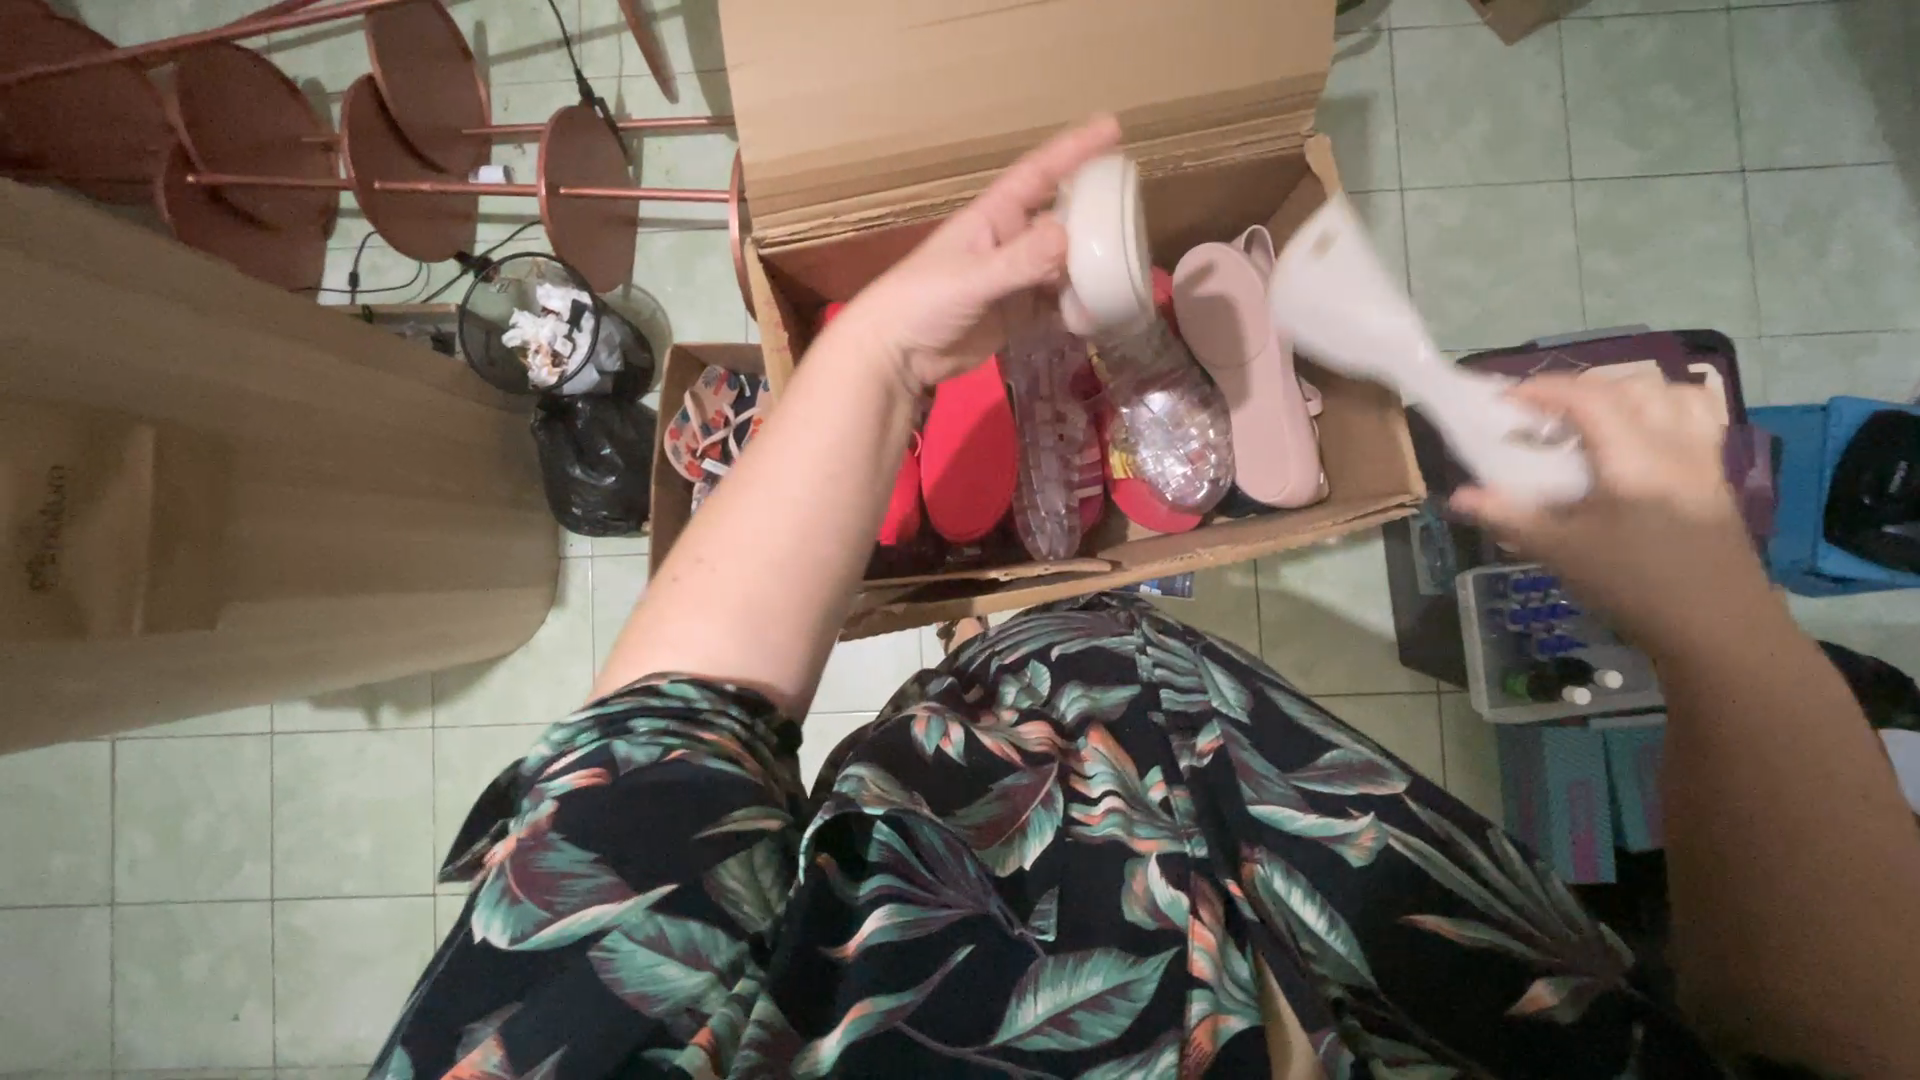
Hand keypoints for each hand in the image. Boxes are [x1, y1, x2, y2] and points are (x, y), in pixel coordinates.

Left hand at [819, 115, 1122, 396]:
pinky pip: (1055, 304)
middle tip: (1132, 210)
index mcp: (992, 218)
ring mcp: (1014, 280)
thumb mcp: (971, 278)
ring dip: (1089, 265)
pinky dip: (1076, 306)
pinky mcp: (1016, 315)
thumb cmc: (921, 302)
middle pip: (1059, 219)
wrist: (897, 355)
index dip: (1073, 150)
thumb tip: (1069, 237)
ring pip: (1062, 264)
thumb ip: (1019, 262)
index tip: (1112, 128)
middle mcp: (1008, 242)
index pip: (1038, 174)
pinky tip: (1099, 309)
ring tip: (1126, 264)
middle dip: (1093, 212)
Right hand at [1450, 372, 1770, 651]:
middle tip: (1539, 417)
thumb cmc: (1634, 585)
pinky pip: (1693, 419)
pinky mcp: (1714, 476)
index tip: (1503, 399)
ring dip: (1624, 395)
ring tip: (1587, 421)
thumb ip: (1509, 516)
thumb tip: (1459, 496)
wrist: (1718, 626)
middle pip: (1631, 387)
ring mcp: (1702, 459)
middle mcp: (1674, 446)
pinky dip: (1659, 412)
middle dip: (1578, 389)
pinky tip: (1632, 439)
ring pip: (1671, 395)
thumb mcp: (1560, 552)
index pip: (1589, 398)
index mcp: (1635, 459)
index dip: (1543, 389)